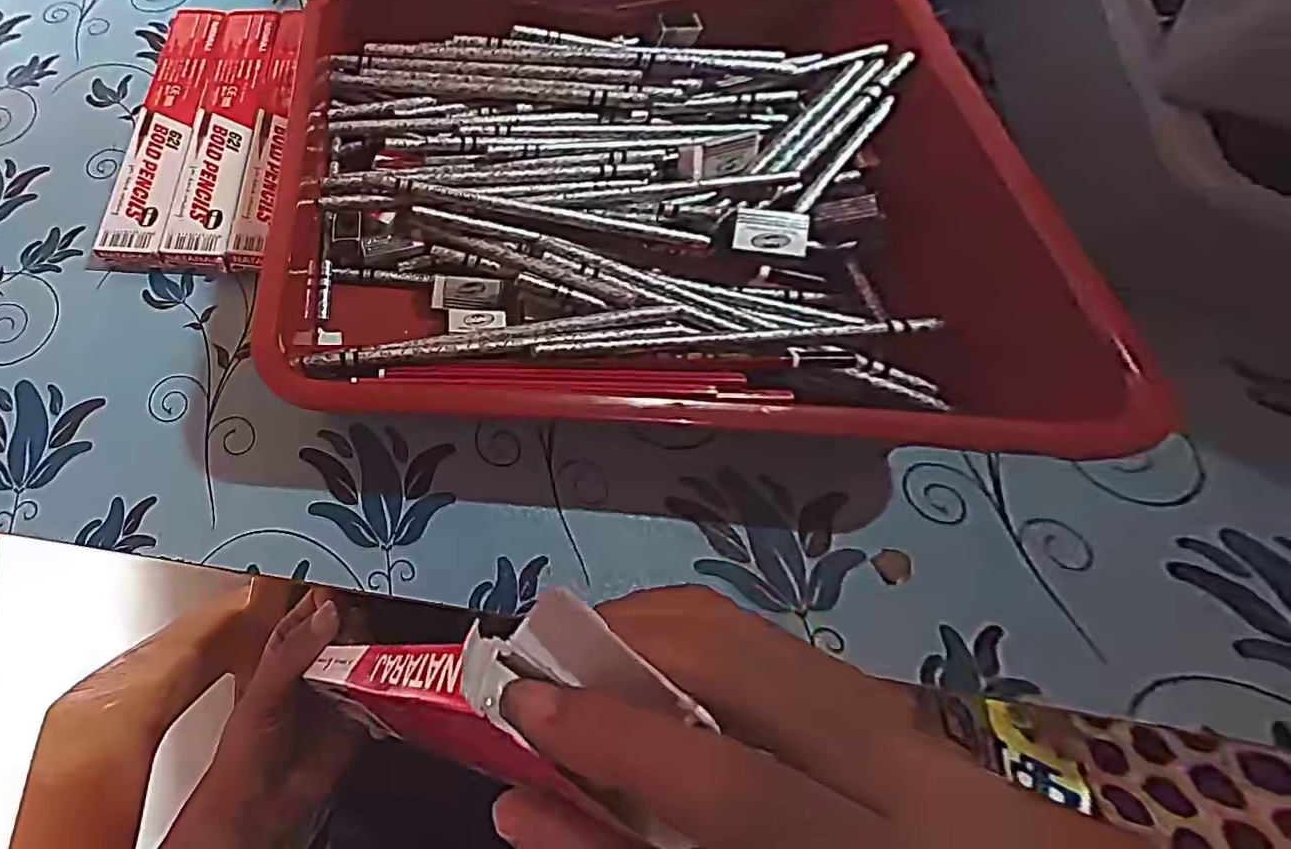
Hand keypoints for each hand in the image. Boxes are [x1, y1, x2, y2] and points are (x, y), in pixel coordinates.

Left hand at [163, 588, 363, 848]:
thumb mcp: (264, 690)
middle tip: (356, 629)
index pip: (316, 604)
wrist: (257, 808)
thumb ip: (296, 650)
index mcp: (289, 643)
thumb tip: (328, 613)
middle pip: (347, 625)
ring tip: (367, 657)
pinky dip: (384, 685)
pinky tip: (380, 683)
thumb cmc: (244, 747)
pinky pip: (378, 691)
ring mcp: (339, 687)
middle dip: (356, 622)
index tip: (342, 593)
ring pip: (366, 653)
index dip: (330, 595)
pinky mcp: (358, 716)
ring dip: (371, 651)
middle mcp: (317, 660)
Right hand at [493, 586, 1146, 848]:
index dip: (611, 736)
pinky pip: (751, 631)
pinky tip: (645, 665)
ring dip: (638, 626)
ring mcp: (904, 720)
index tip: (520, 705)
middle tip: (544, 668)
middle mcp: (916, 774)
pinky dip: (676, 632)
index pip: (730, 781)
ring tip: (583, 661)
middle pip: (730, 657)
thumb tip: (516, 807)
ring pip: (737, 625)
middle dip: (613, 643)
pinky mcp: (879, 694)